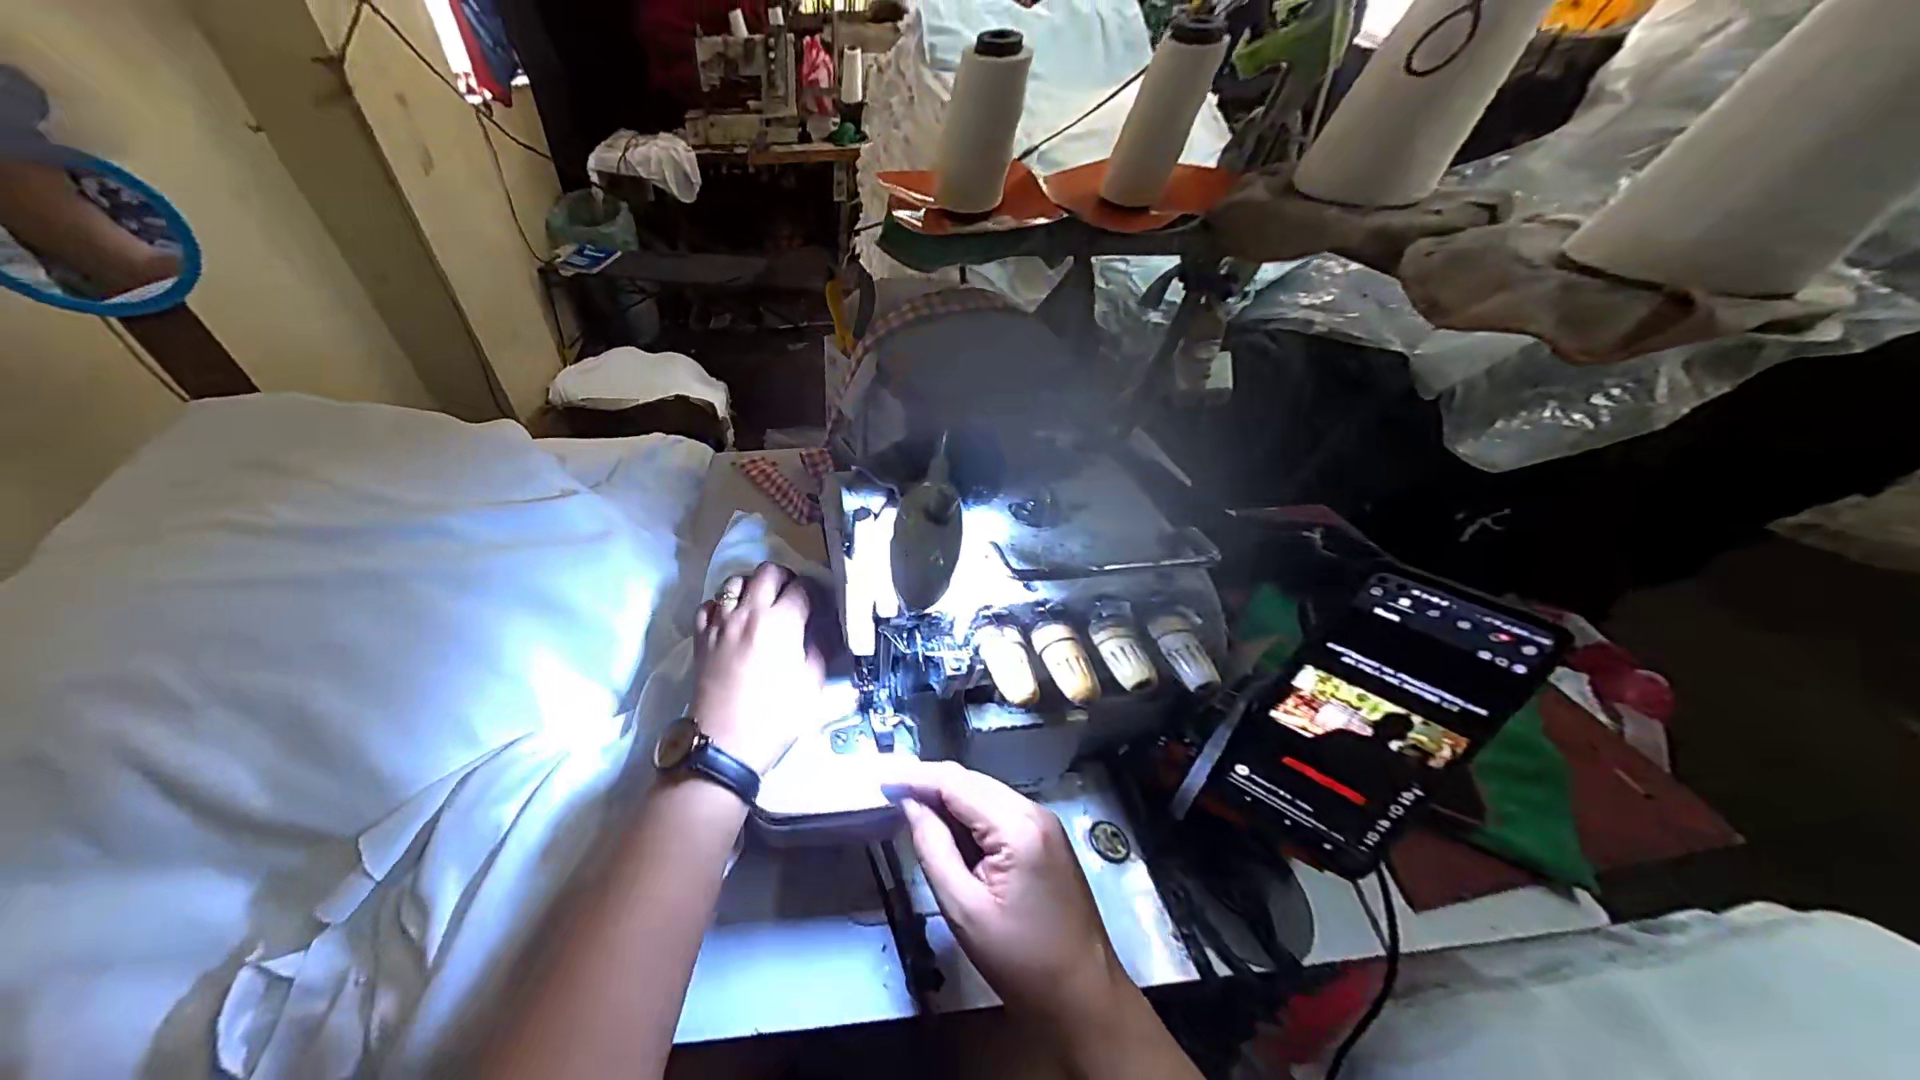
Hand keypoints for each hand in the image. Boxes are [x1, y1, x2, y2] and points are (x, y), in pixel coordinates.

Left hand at [691, 561, 825, 774]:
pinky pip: (708, 604)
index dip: (813, 593)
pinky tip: (731, 619)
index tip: (817, 605)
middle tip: (791, 596)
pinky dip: (721, 605)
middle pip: (767, 572)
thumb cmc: (774, 717)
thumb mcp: (811, 685)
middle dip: (784, 578)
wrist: (723, 744)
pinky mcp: (701, 637)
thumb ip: (818, 650)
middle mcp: (749, 613)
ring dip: (752, 586)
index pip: (801, 588)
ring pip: (734, 581)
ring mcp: (720, 623)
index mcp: (781, 623)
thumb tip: (818, 632)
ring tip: (760, 604)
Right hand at [886, 760, 1128, 1025]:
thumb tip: (911, 805)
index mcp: (1017, 826)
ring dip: (948, 797)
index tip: (882, 779)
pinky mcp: (1046, 837)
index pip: (956, 783)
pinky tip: (948, 828)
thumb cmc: (1021, 961)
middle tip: (890, 791)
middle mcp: (1034, 811)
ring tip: (910, 808)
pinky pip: (999, 811)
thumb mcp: (964, 908)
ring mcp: (1044, 822)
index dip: (915, 777)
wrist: (1083, 995)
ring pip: (985, 793)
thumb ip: (933, 848)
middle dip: (929, 783)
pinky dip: (969, 814)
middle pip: (972, 781)